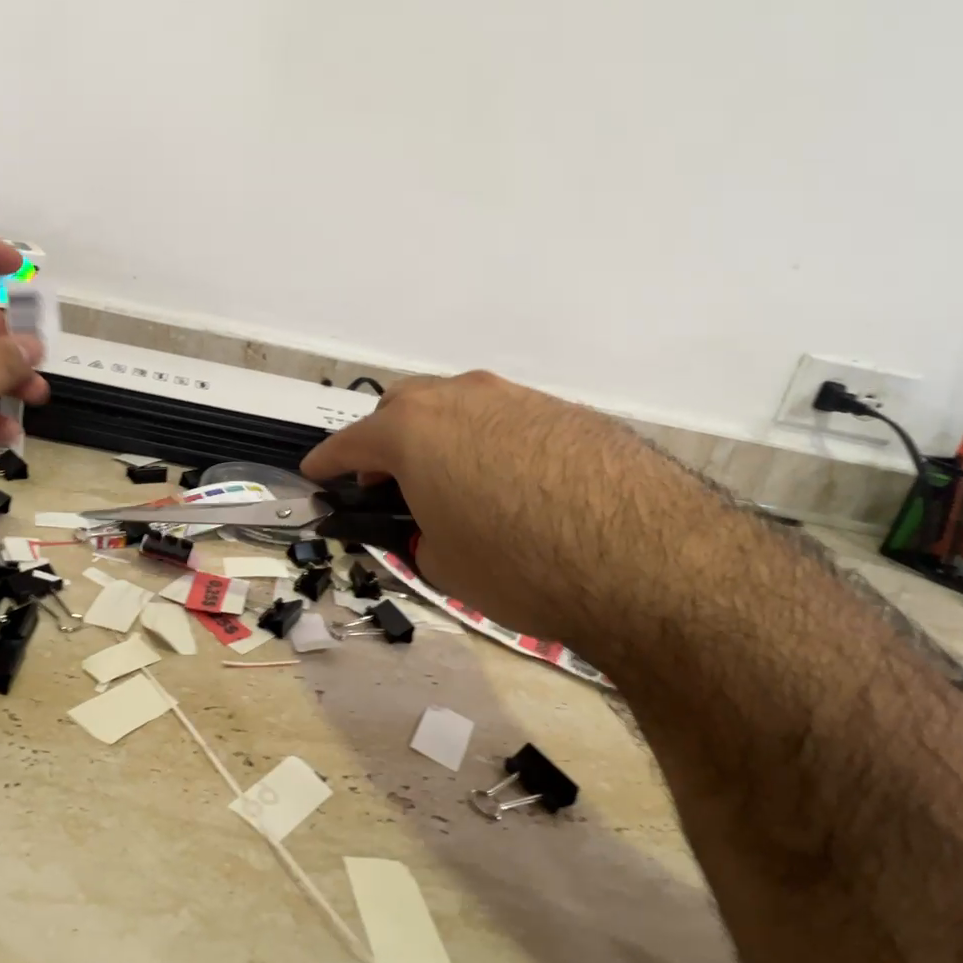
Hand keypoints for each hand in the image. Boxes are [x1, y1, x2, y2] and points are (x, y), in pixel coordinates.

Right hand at [301, 371, 724, 659]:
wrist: (647, 559)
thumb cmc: (519, 566)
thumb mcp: (443, 565)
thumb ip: (418, 533)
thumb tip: (428, 526)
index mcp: (414, 430)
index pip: (350, 443)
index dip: (327, 463)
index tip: (315, 474)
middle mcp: (461, 397)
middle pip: (404, 409)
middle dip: (387, 443)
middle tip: (388, 484)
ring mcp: (517, 396)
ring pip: (460, 408)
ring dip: (443, 440)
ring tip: (456, 487)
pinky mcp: (566, 411)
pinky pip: (507, 420)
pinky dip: (491, 445)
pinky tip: (514, 487)